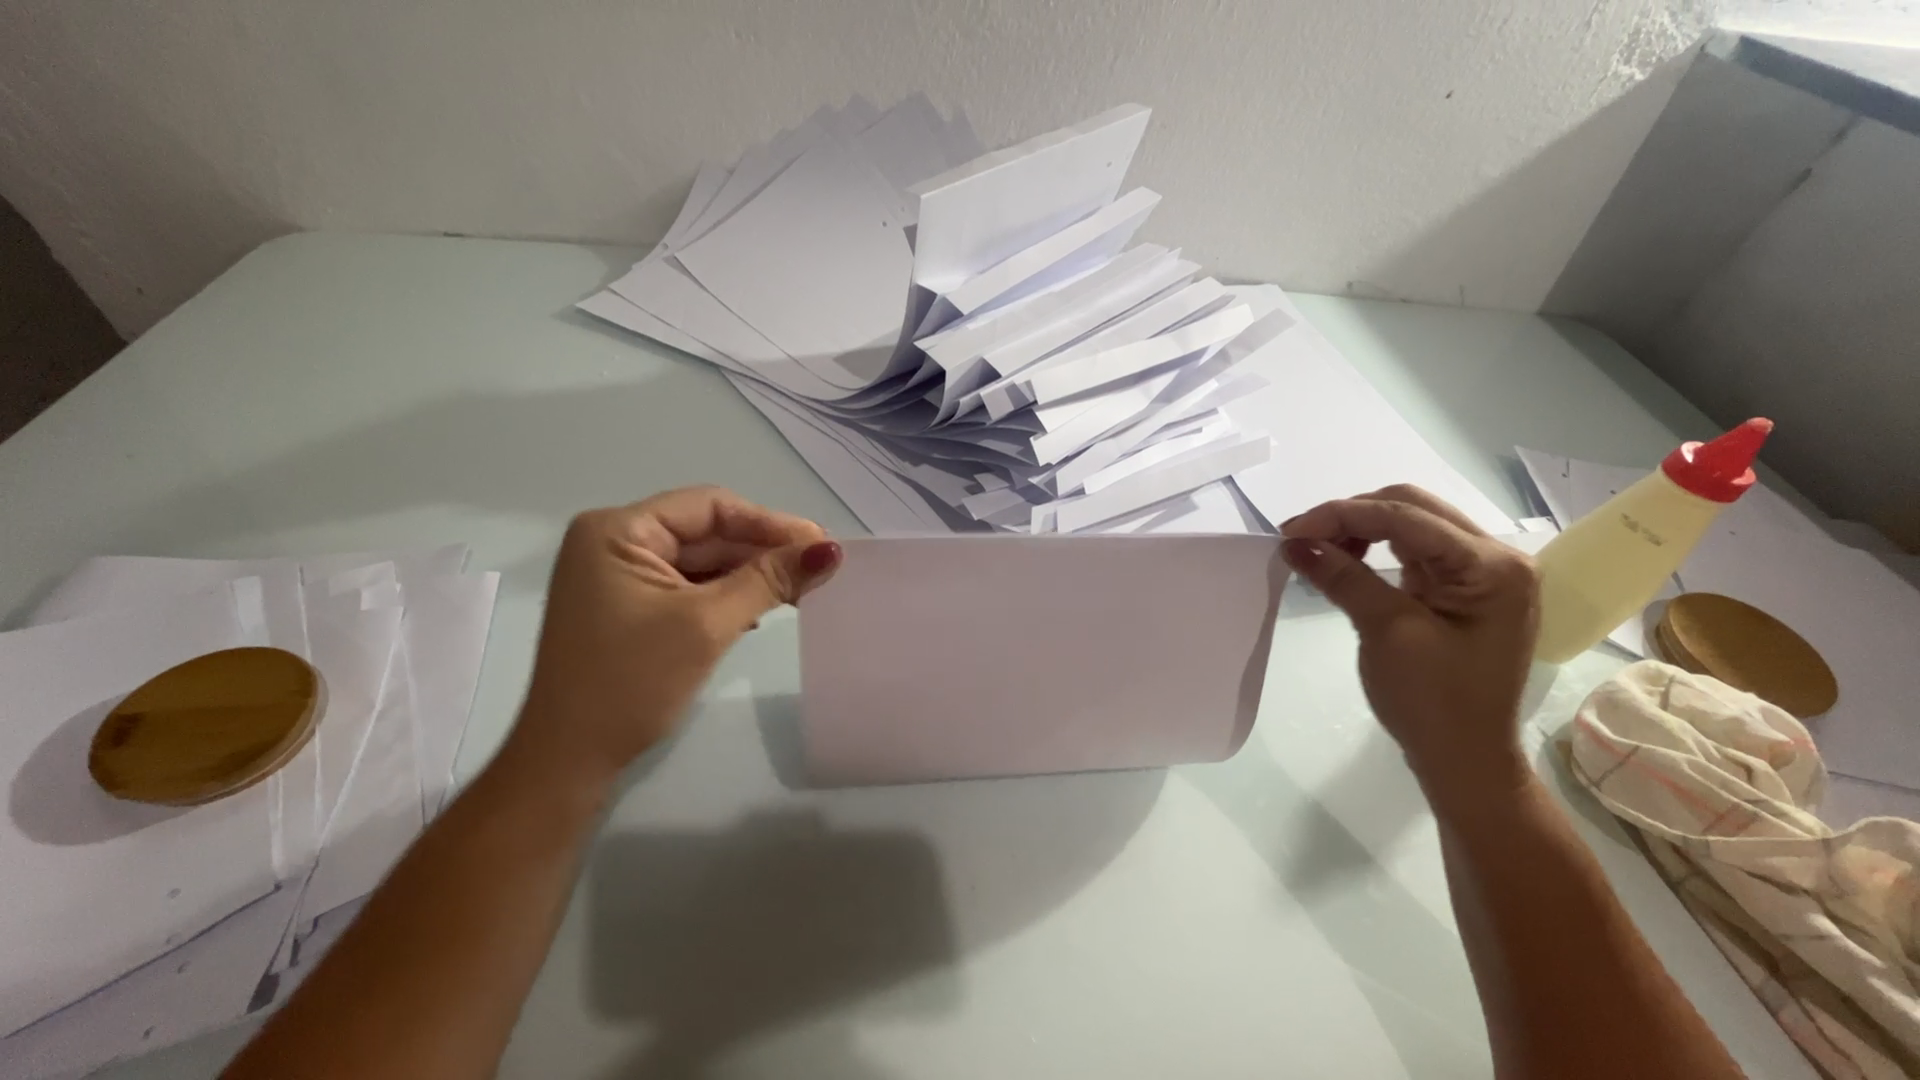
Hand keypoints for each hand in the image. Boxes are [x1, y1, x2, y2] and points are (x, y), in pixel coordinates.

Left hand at [513, 487, 842, 783]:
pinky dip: (725, 595)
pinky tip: (762, 608)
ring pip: (700, 561)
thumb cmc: (631, 683)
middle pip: (705, 531)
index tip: (822, 545)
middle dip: (762, 550)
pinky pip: (687, 587)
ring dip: (748, 574)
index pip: (709, 507)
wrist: (568, 760)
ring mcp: (618, 577)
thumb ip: (768, 580)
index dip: (769, 523)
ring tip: (801, 589)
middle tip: (820, 569)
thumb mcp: (706, 625)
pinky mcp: (627, 608)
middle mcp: (613, 542)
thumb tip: (831, 551)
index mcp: (617, 531)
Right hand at [1279, 485, 1538, 810]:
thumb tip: (1294, 543)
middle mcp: (1495, 557)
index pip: (1405, 515)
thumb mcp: (1386, 632)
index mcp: (1491, 564)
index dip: (1341, 515)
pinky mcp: (1462, 590)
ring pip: (1410, 526)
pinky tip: (1344, 562)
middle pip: (1412, 508)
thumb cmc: (1433, 702)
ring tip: (1317, 553)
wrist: (1465, 760)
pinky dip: (1373, 551)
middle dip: (1350, 517)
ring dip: (1360, 531)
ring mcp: (1481, 573)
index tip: (1288, 533)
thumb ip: (1343, 578)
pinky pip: (1413, 552)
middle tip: (1298, 540)